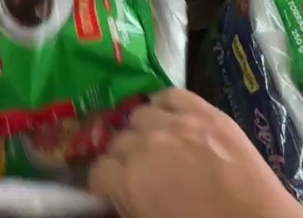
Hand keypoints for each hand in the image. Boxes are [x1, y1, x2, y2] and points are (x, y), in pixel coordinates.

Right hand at [91, 89, 302, 217]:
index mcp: (130, 181)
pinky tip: (172, 121)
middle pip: (118, 140)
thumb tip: (122, 200)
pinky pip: (171, 96)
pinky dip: (166, 106)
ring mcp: (176, 123)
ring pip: (141, 114)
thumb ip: (131, 208)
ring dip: (143, 131)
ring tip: (158, 148)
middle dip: (124, 159)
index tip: (113, 192)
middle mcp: (145, 144)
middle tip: (140, 176)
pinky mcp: (205, 112)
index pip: (98, 171)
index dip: (104, 185)